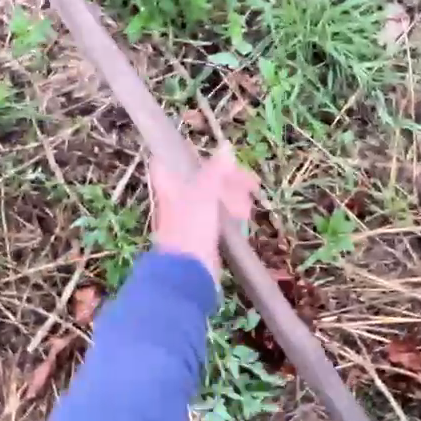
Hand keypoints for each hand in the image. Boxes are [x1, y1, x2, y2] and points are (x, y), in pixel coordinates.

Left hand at [150, 143, 256, 280]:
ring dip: (233, 197)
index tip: (212, 155)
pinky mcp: (203, 234)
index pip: (171, 160)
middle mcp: (177, 198)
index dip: (189, 154)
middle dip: (227, 178)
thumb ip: (215, 171)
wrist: (188, 272)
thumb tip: (226, 147)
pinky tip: (244, 217)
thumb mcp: (204, 194)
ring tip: (248, 206)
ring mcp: (190, 217)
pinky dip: (231, 214)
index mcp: (169, 185)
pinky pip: (219, 216)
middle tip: (251, 183)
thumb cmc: (190, 229)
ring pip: (213, 197)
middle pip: (202, 178)